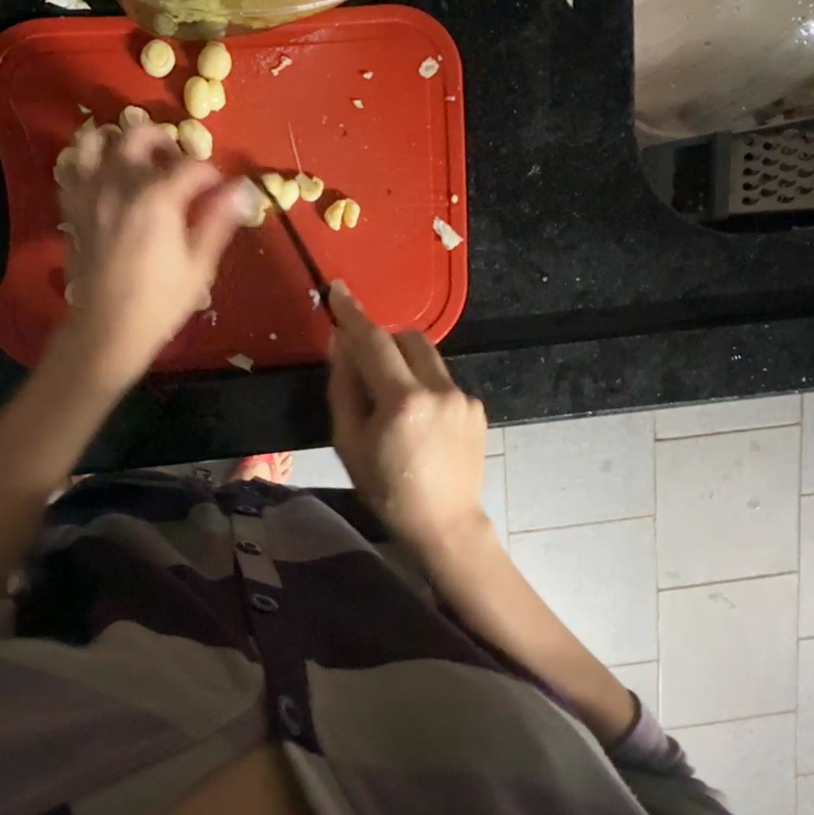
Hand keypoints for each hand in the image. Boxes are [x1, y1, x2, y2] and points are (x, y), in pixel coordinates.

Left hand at [54, 123, 245, 382]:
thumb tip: (244, 190)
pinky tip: (101, 171)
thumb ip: (219, 221)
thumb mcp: (199, 265)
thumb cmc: (159, 303)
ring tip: (135, 154)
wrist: (107, 328)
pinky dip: (86, 160)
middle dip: (165, 140)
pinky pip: (72, 168)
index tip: (218, 189)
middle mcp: (121, 183)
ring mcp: (91, 193)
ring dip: (119, 139)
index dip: (211, 174)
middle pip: (141, 135)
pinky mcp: (72, 209)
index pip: (192, 165)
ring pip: (98, 140)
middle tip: (177, 160)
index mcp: (158, 197)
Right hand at [325, 282, 492, 553]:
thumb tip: (340, 345)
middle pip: (407, 338)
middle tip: (362, 365)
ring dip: (403, 363)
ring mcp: (463, 397)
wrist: (443, 524)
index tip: (337, 290)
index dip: (352, 314)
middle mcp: (439, 388)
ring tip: (390, 401)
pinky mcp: (476, 407)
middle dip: (382, 340)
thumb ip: (343, 388)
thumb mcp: (349, 443)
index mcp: (403, 400)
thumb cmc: (385, 490)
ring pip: (427, 358)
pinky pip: (442, 380)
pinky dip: (422, 386)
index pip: (373, 342)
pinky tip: (415, 422)